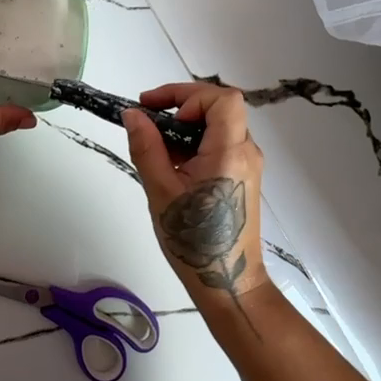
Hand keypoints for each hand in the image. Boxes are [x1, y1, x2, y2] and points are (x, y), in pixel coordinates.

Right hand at [123, 82, 268, 303]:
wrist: (228, 285)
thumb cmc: (193, 241)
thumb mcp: (161, 191)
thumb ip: (147, 147)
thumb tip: (133, 114)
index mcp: (230, 152)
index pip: (222, 99)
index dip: (188, 95)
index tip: (157, 110)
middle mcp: (246, 152)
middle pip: (220, 107)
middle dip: (182, 105)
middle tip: (149, 119)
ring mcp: (248, 165)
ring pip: (219, 125)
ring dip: (187, 125)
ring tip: (157, 147)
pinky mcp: (242, 178)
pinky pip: (220, 144)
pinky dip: (195, 142)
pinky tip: (173, 165)